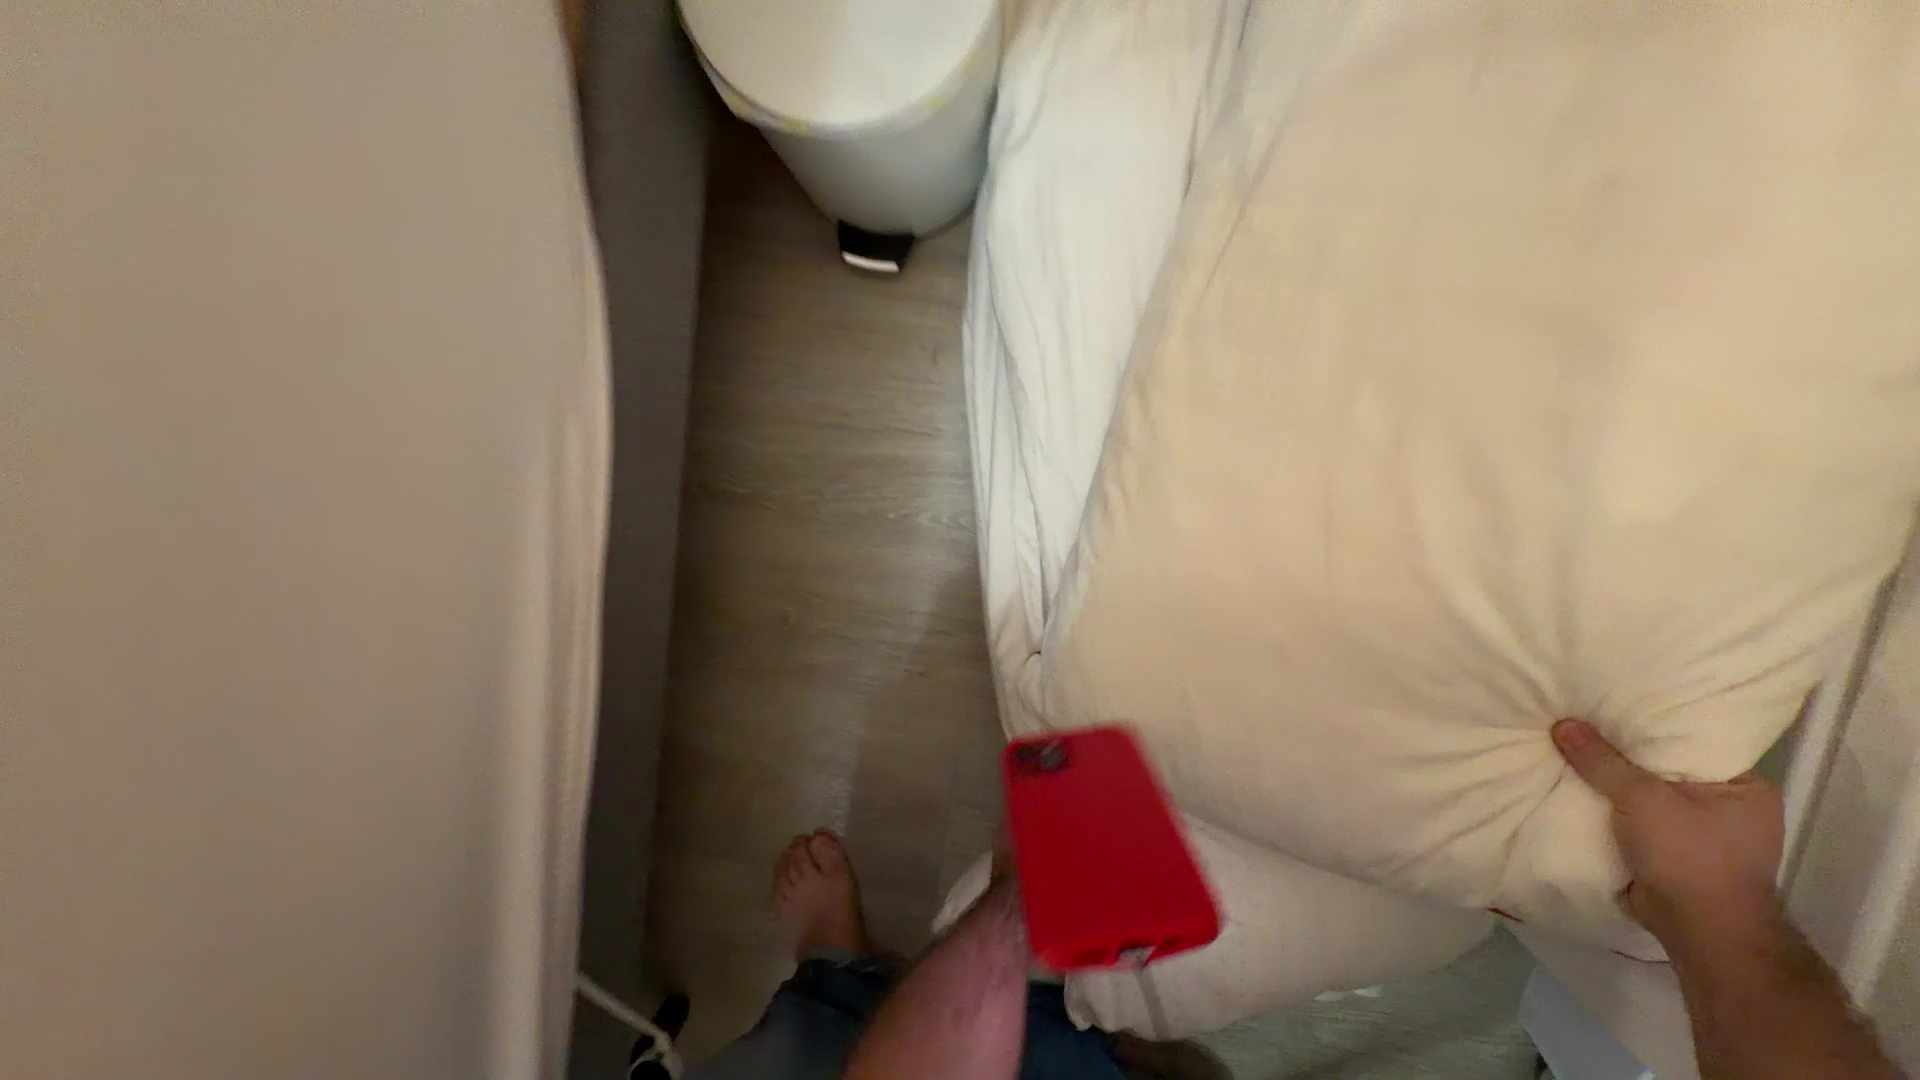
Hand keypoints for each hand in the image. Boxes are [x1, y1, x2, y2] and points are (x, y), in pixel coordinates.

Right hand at [1551, 719, 1784, 946]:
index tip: (1607, 703)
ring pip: (1645, 793)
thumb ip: (1601, 761)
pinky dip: (1609, 807)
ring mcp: (1700, 832)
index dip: (1648, 722)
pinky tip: (1575, 788)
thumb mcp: (1642, 799)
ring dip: (1611, 782)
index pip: (1692, 739)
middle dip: (1621, 752)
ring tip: (1569, 749)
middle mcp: (1728, 806)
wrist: (1698, 929)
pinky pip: (1634, 817)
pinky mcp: (1672, 852)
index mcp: (1744, 787)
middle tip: (1579, 722)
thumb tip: (1562, 723)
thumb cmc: (1691, 856)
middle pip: (1662, 765)